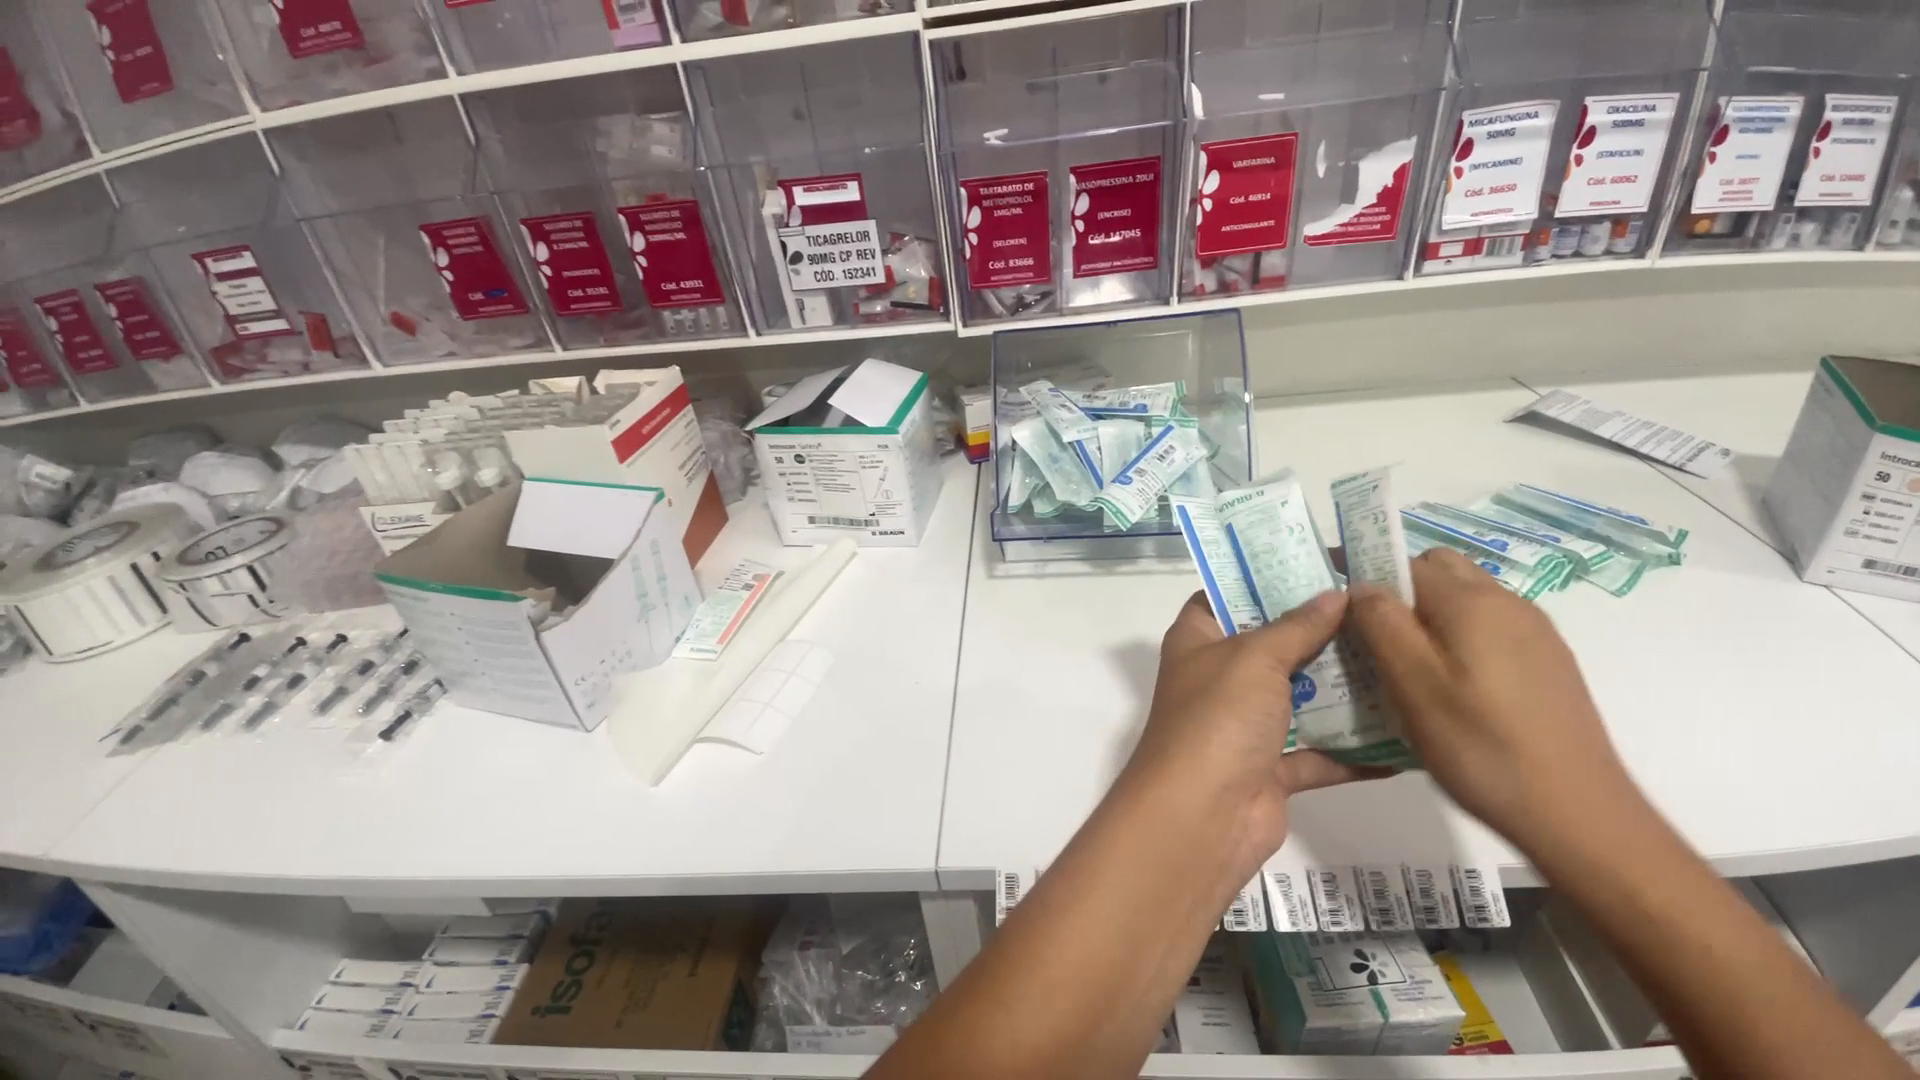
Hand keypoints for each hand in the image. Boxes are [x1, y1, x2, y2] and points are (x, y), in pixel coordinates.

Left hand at [1125, 589, 1388, 881]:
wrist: (1200, 818)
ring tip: (1406, 657)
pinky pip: (1320, 752)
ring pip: (1301, 697)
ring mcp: (1244, 725)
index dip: (1269, 576)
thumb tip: (1337, 593)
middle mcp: (1218, 677)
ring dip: (1346, 687)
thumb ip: (1297, 625)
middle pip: (1275, 643)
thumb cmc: (1216, 720)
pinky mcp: (1271, 769)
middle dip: (1324, 629)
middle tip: (1384, 605)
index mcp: (1198, 639)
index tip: (1325, 561)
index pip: (1228, 593)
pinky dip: (1356, 749)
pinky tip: (1409, 736)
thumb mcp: (1254, 658)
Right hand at [1346, 548, 1638, 853]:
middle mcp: (1508, 604)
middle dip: (1400, 589)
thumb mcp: (1413, 686)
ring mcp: (1535, 633)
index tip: (1336, 607)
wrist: (1577, 812)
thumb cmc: (1480, 747)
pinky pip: (1489, 628)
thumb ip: (1382, 624)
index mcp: (1472, 602)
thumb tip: (1362, 585)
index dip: (1366, 574)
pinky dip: (1458, 639)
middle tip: (1372, 638)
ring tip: (1405, 668)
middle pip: (1441, 570)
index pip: (1405, 560)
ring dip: (1429, 616)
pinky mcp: (1548, 663)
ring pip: (1466, 599)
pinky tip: (1450, 689)